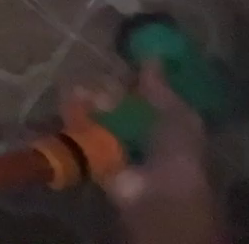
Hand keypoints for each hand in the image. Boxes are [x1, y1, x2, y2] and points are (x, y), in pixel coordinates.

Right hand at [66, 62, 226, 243]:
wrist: (156, 194)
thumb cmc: (176, 154)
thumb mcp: (179, 117)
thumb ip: (163, 87)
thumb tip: (152, 54)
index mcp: (161, 122)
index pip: (142, 92)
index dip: (133, 76)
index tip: (121, 56)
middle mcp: (135, 130)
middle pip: (114, 97)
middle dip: (107, 86)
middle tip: (104, 80)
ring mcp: (110, 140)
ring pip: (92, 107)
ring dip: (87, 95)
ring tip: (84, 89)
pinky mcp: (87, 148)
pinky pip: (74, 123)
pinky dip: (69, 109)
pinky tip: (68, 96)